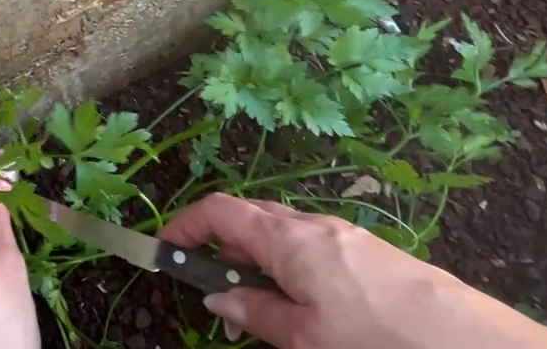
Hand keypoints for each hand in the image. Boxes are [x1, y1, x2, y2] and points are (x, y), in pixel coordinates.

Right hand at [160, 194, 546, 348]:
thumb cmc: (379, 341)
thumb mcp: (308, 339)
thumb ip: (258, 315)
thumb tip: (218, 301)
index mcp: (286, 237)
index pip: (218, 211)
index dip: (186, 225)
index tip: (168, 253)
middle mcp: (312, 223)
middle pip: (250, 218)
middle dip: (225, 250)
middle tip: (220, 299)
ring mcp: (348, 236)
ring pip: (286, 236)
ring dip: (262, 264)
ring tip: (268, 314)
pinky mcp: (377, 255)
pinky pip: (318, 249)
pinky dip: (297, 270)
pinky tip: (316, 312)